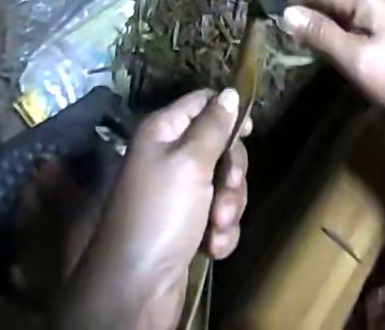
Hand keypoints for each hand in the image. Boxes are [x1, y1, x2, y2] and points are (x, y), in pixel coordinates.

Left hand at [56, 88, 250, 329]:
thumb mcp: (190, 162)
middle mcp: (171, 156)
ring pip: (224, 183)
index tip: (249, 130)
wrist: (135, 292)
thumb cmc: (161, 214)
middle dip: (231, 171)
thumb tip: (230, 92)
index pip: (202, 102)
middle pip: (219, 144)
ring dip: (228, 206)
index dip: (227, 111)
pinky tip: (213, 247)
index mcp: (164, 131)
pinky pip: (219, 216)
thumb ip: (214, 126)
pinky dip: (222, 231)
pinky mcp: (188, 226)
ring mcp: (180, 193)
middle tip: (226, 189)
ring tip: (217, 227)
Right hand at [281, 0, 384, 115]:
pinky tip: (324, 44)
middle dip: (302, 13)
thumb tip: (285, 13)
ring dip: (314, 20)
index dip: (291, 5)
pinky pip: (339, 8)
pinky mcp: (371, 7)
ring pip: (326, 0)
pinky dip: (328, 23)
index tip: (276, 31)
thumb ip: (320, 33)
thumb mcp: (354, 58)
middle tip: (288, 43)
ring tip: (302, 46)